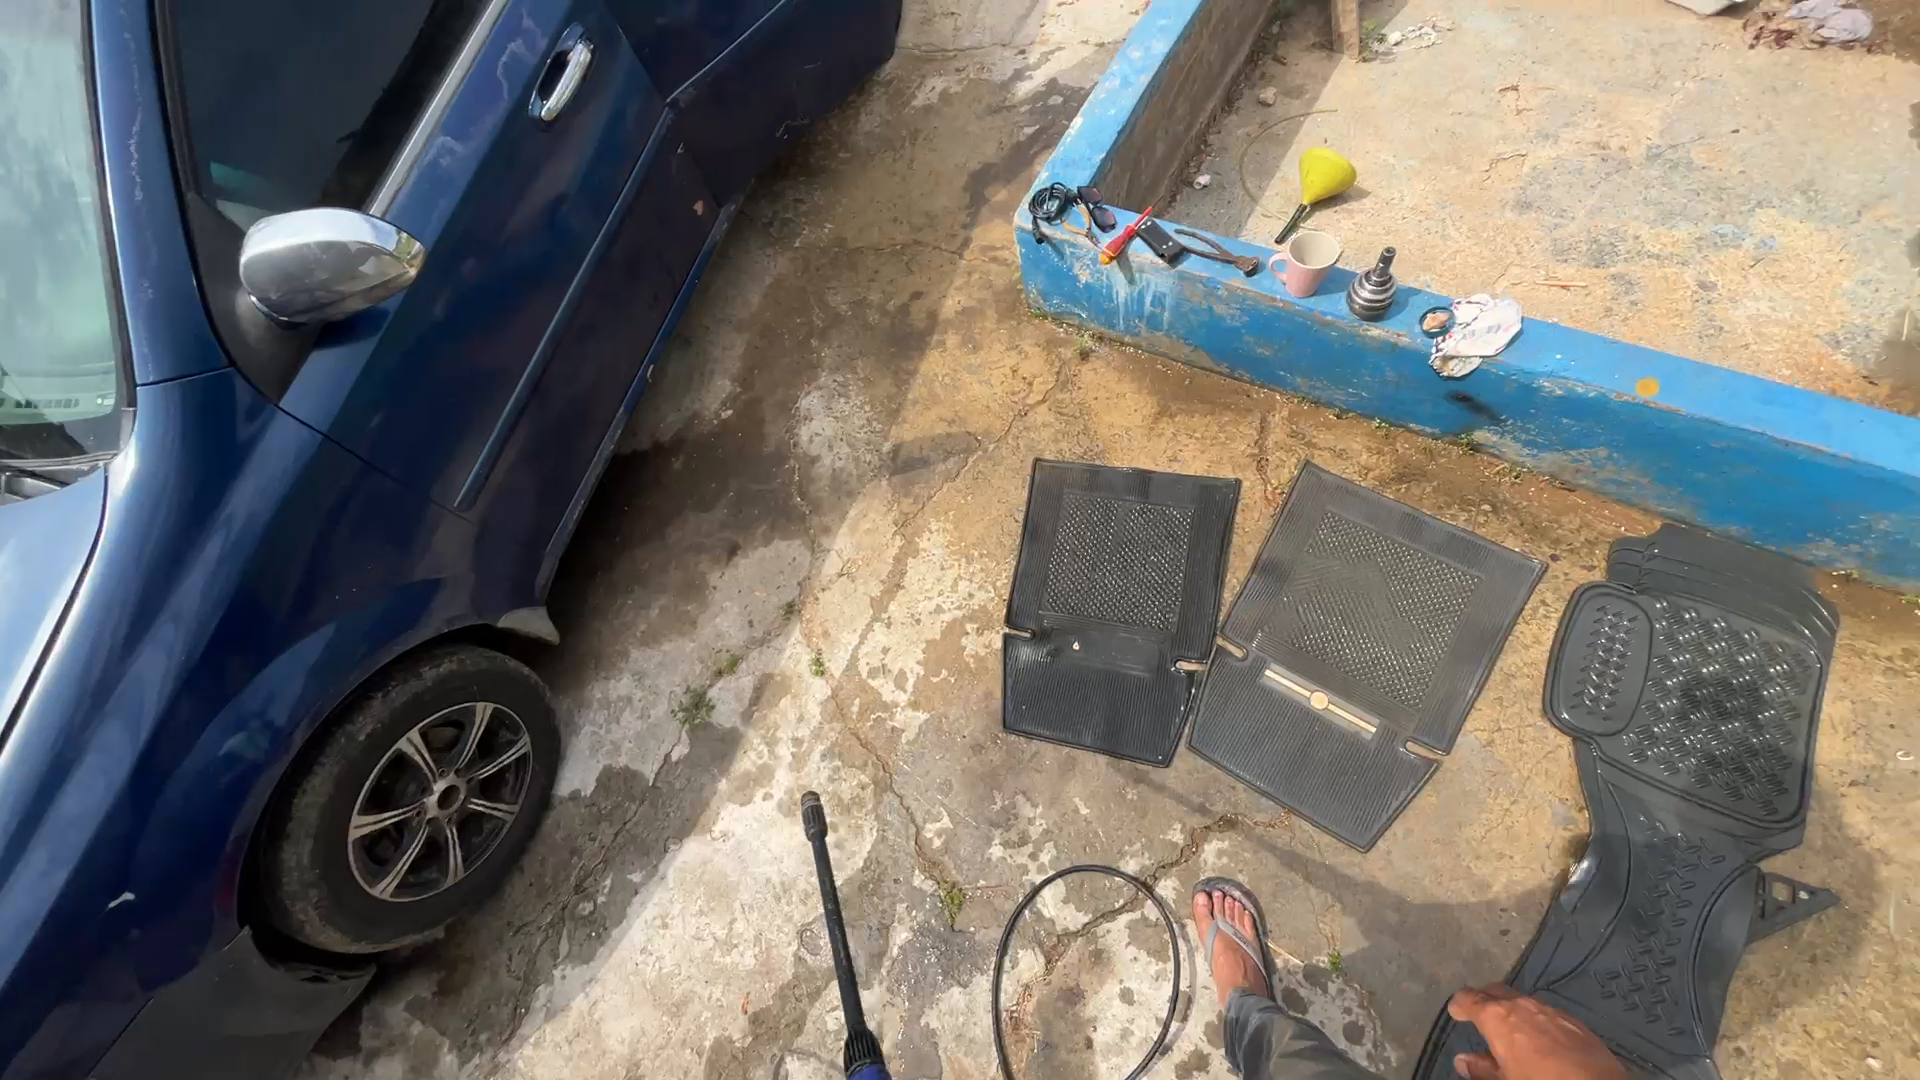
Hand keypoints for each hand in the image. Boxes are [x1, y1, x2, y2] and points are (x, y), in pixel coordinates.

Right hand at [1446, 984, 1629, 1079]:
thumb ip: (1482, 1069)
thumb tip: (1461, 1061)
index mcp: (1495, 1016)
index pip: (1467, 998)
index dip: (1459, 1005)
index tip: (1456, 1012)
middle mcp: (1519, 1004)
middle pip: (1493, 992)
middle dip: (1484, 1000)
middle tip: (1481, 1014)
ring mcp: (1549, 1011)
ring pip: (1522, 1002)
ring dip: (1513, 1010)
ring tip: (1514, 1028)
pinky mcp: (1575, 1023)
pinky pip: (1548, 1014)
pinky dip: (1538, 1021)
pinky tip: (1545, 1039)